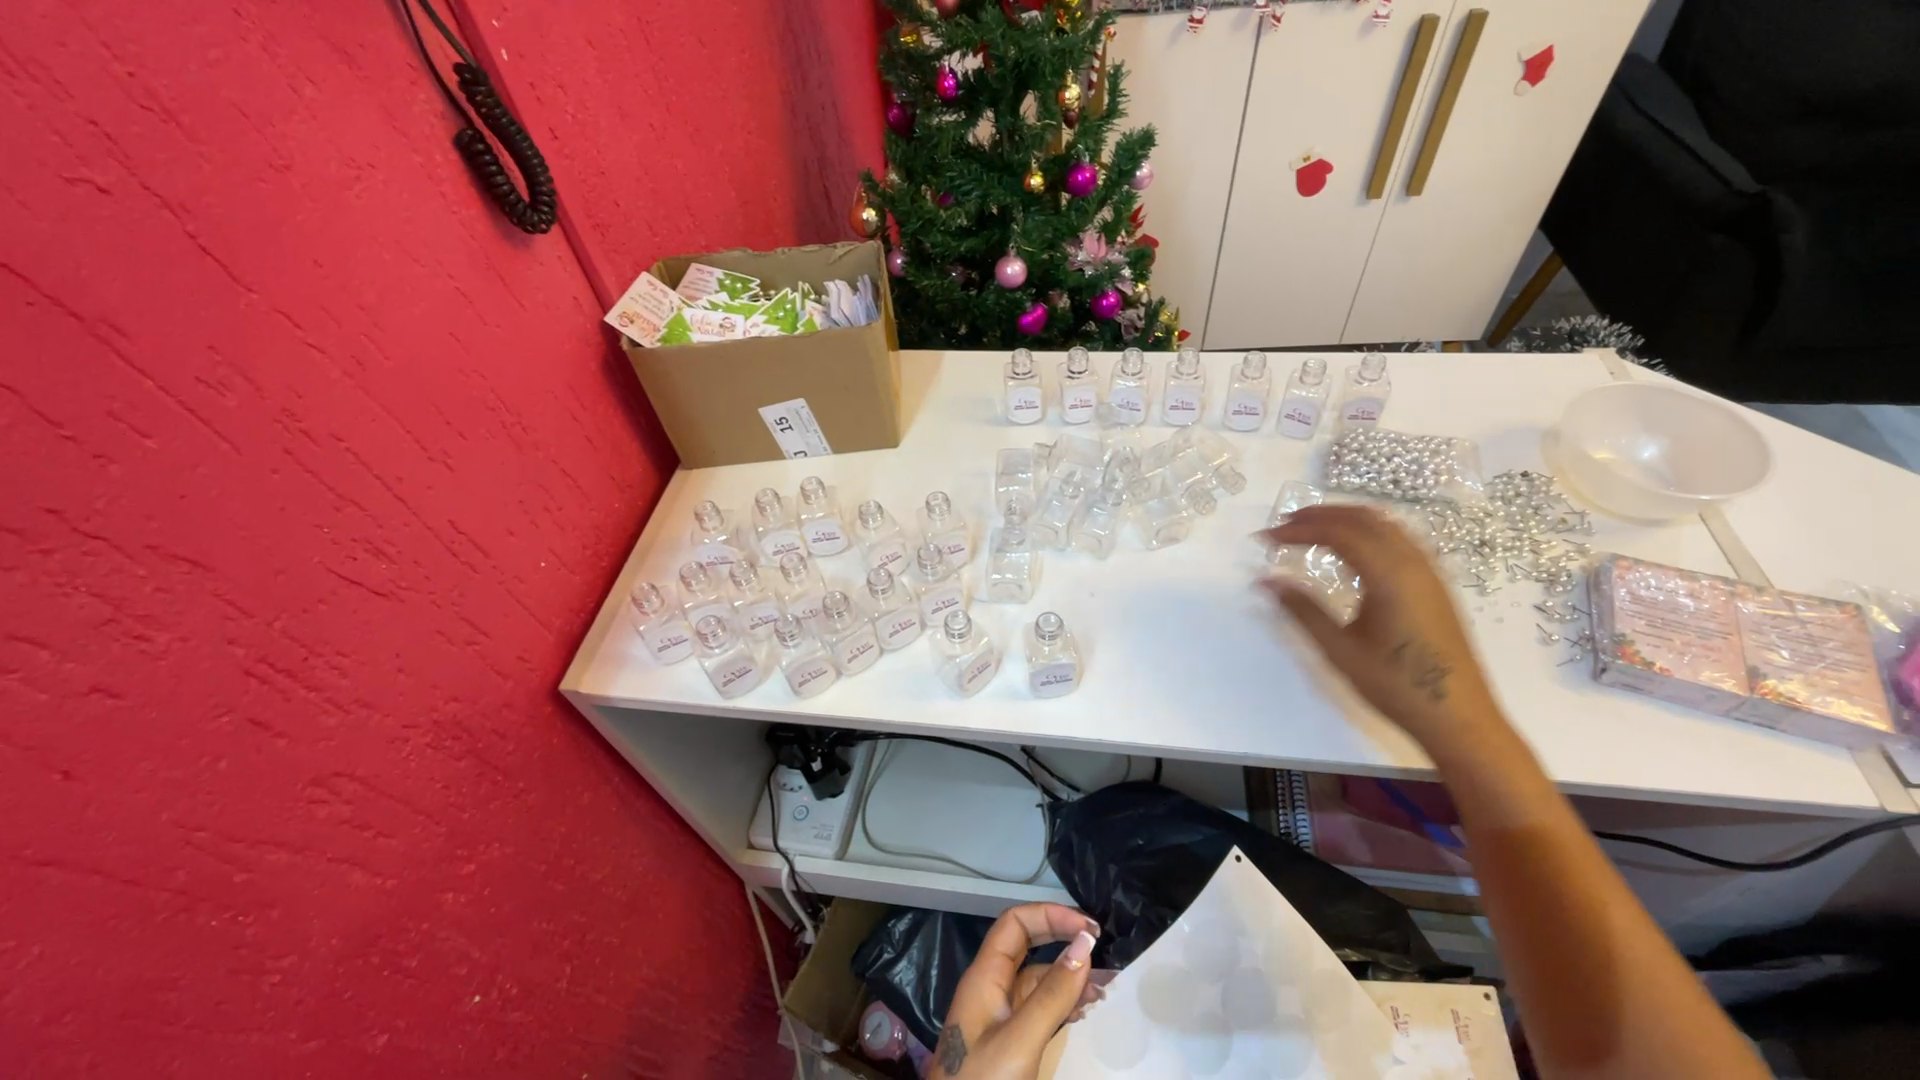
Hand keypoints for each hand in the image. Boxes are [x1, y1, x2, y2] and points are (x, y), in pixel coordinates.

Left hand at [928, 903, 1100, 1079]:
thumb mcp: (1022, 1039)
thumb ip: (1053, 993)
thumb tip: (1085, 943)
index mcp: (985, 976)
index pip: (1015, 923)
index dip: (1051, 916)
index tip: (1090, 930)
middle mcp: (990, 986)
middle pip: (1026, 943)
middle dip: (1061, 937)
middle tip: (1100, 944)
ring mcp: (998, 1014)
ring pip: (1036, 977)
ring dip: (1068, 974)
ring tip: (1102, 987)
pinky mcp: (1008, 1039)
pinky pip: (1038, 1005)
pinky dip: (1062, 1001)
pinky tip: (1083, 1010)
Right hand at [1259, 505, 1503, 749]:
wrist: (1458, 716)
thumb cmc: (1396, 686)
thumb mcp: (1340, 650)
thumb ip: (1303, 610)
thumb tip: (1265, 580)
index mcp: (1389, 576)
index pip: (1337, 534)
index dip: (1297, 530)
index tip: (1264, 539)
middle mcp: (1413, 563)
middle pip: (1363, 519)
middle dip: (1319, 515)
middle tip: (1282, 525)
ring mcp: (1430, 571)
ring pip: (1385, 524)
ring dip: (1345, 519)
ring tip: (1312, 529)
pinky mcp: (1435, 584)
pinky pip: (1400, 538)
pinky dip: (1368, 530)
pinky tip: (1353, 548)